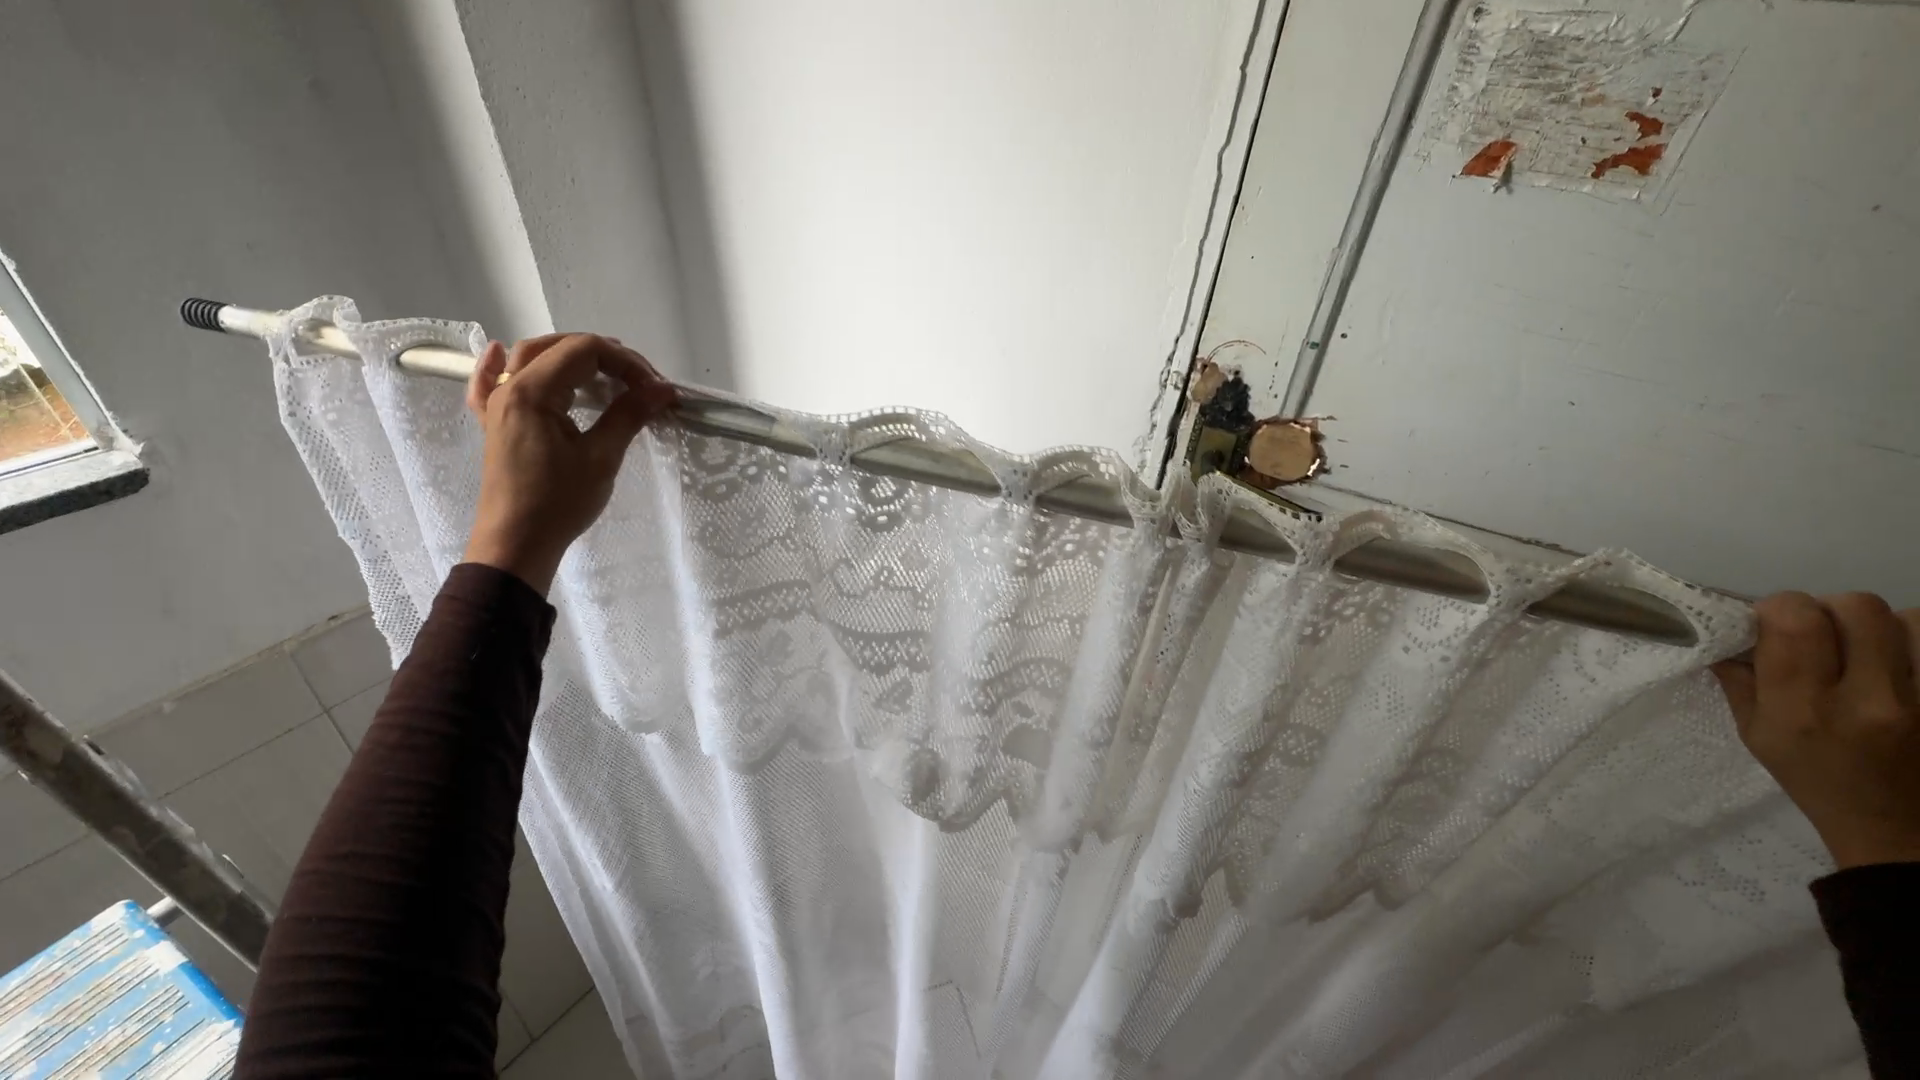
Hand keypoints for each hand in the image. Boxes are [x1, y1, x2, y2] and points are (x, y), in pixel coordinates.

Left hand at [462, 333, 676, 592]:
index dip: (626, 362)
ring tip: (603, 370)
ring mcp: (496, 404)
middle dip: (604, 356)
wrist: (516, 544)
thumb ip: (629, 415)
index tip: (655, 389)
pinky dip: (499, 365)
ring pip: (529, 358)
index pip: (584, 350)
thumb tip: (661, 390)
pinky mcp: (494, 424)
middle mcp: (509, 387)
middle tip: (640, 382)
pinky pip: (490, 382)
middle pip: (557, 347)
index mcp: (533, 391)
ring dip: (568, 356)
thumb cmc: (559, 502)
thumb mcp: (602, 457)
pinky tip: (502, 353)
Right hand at [1714, 592, 1919, 870]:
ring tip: (1864, 649)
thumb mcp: (1756, 734)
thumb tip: (1723, 632)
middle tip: (1817, 632)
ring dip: (1877, 625)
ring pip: (1908, 618)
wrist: (1895, 826)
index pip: (1795, 620)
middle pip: (1856, 607)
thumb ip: (1740, 679)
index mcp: (1802, 708)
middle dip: (1827, 609)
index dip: (1781, 607)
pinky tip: (1895, 661)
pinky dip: (1912, 641)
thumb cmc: (1812, 778)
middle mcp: (1869, 699)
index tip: (1770, 622)